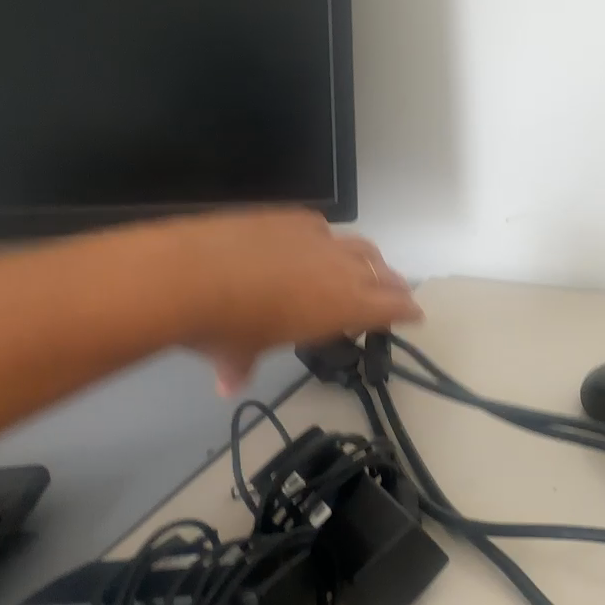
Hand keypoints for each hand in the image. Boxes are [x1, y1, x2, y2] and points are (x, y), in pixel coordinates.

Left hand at [121, 209, 421, 394]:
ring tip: (363, 266)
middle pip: (384, 275)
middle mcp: (344, 269)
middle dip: (393, 286)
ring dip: (367, 260)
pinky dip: (325, 240)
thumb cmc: (224, 327)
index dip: (407, 312)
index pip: (394, 308)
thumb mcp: (238, 354)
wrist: (189, 274)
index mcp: (346, 307)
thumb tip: (228, 385)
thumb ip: (242, 367)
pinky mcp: (293, 218)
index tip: (415, 315)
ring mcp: (319, 239)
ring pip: (360, 247)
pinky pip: (322, 228)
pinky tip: (313, 244)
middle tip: (396, 294)